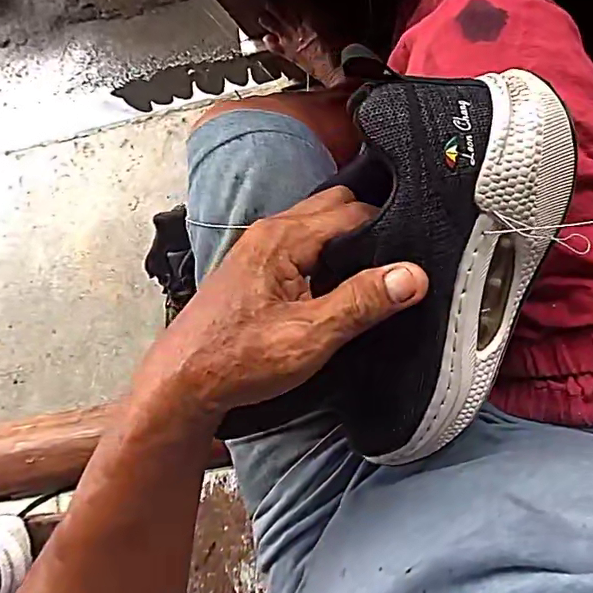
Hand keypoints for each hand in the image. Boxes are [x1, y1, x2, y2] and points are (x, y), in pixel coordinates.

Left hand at [135, 187, 426, 421]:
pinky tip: (337, 284)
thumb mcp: (310, 337)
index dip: (387, 231)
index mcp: (283, 238)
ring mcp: (262, 247)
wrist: (180, 386)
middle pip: (337, 206)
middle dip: (370, 226)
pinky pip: (305, 242)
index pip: (354, 211)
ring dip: (347, 240)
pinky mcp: (260, 266)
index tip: (408, 259)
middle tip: (392, 264)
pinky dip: (328, 253)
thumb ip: (363, 302)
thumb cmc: (234, 362)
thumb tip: (411, 276)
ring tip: (370, 275)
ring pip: (320, 223)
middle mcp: (271, 232)